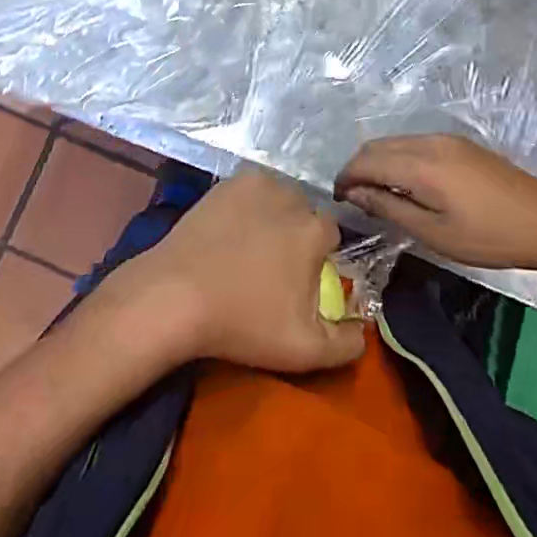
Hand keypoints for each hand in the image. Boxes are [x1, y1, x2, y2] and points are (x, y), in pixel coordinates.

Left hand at [104, 167, 362, 372]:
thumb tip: (363, 329)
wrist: (173, 297)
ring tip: (246, 247)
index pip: (331, 237)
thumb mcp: (305, 351)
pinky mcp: (221, 185)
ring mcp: (253, 185)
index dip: (318, 257)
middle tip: (270, 267)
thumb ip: (348, 343)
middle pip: (304, 214)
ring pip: (276, 199)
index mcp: (315, 230)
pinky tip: (226, 232)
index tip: (298, 280)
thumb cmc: (242, 322)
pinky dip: (244, 207)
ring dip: (271, 216)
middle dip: (296, 234)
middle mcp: (290, 196)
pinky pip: (247, 193)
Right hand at [333, 134, 536, 272]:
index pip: (366, 161)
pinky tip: (405, 184)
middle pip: (376, 146)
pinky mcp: (461, 144)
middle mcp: (429, 142)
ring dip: (377, 162)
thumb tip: (355, 193)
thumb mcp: (434, 233)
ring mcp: (447, 140)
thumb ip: (390, 208)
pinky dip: (397, 159)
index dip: (345, 178)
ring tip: (376, 194)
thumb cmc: (490, 237)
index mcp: (421, 165)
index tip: (338, 200)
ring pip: (395, 142)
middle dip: (357, 168)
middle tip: (353, 198)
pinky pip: (414, 144)